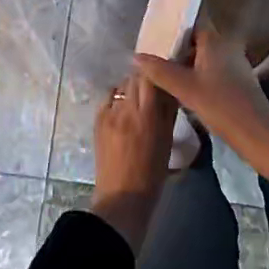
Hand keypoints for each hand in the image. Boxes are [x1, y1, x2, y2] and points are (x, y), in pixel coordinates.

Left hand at [90, 72, 175, 249]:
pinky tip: (123, 109)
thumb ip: (168, 112)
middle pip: (136, 78)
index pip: (152, 78)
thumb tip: (171, 89)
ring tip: (139, 100)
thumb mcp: (167, 141)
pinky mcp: (97, 120)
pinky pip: (110, 98)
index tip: (166, 72)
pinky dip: (118, 98)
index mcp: (147, 115)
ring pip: (122, 87)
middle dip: (145, 79)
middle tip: (154, 86)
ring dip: (132, 89)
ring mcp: (109, 113)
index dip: (158, 72)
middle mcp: (127, 109)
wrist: (122, 197)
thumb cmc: (152, 173)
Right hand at [131, 27, 268, 156]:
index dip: (172, 28)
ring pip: (204, 57)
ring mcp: (234, 64)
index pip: (191, 23)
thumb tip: (136, 56)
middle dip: (176, 48)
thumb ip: (159, 70)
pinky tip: (183, 89)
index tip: (153, 35)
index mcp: (216, 41)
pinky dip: (197, 75)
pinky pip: (212, 70)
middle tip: (153, 57)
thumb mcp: (185, 88)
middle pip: (196, 41)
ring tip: (163, 73)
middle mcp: (227, 46)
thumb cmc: (221, 106)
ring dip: (186, 63)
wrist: (257, 134)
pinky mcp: (237, 81)